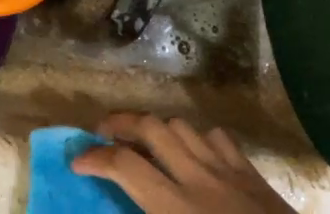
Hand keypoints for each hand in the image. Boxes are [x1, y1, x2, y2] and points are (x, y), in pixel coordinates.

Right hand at [71, 113, 294, 213]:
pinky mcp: (252, 174)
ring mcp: (228, 172)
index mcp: (176, 209)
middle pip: (151, 128)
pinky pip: (216, 137)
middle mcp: (198, 180)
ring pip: (181, 126)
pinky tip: (193, 155)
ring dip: (156, 128)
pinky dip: (196, 139)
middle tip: (102, 135)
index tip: (77, 162)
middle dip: (120, 124)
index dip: (95, 158)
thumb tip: (132, 203)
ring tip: (143, 142)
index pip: (125, 166)